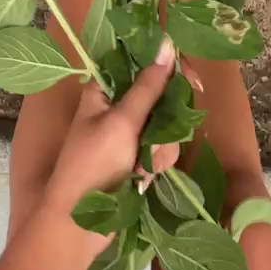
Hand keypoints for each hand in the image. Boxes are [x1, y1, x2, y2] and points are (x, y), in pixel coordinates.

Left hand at [42, 39, 180, 215]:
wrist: (78, 224)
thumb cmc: (93, 165)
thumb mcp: (122, 122)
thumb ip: (148, 86)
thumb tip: (168, 45)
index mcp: (105, 89)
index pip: (143, 63)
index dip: (169, 69)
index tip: (191, 81)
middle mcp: (117, 107)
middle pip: (161, 96)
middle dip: (168, 120)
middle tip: (160, 138)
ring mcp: (128, 133)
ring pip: (166, 125)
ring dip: (161, 146)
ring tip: (144, 167)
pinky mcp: (137, 157)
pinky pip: (161, 148)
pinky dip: (157, 162)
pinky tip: (144, 179)